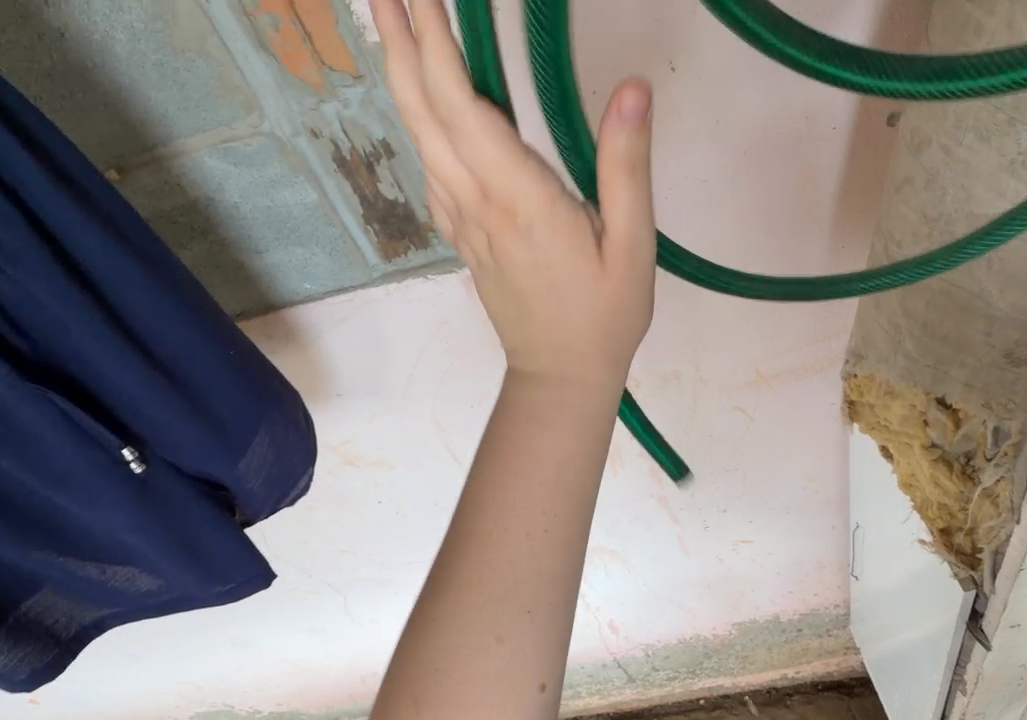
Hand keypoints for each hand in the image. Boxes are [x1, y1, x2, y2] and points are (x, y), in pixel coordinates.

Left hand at [373, 0, 656, 400]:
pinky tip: (422, 102)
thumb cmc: (603, 317)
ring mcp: (462, 221)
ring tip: (393, 23)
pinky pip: (431, 169)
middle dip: (398, 40)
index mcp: (518, 197)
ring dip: (401, 74)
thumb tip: (630, 88)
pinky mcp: (463, 236)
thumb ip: (626, 167)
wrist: (560, 377)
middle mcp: (477, 202)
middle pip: (423, 110)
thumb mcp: (633, 246)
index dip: (435, 40)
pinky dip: (418, 122)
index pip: (462, 103)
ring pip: (419, 137)